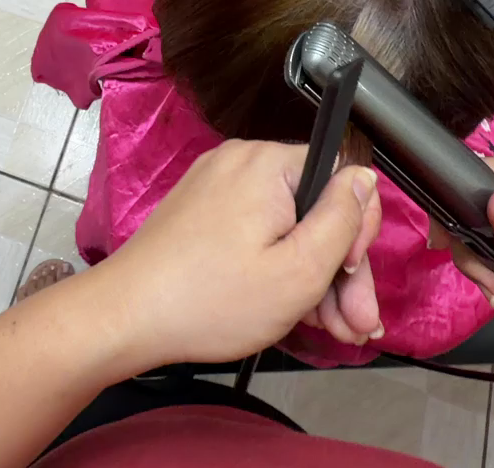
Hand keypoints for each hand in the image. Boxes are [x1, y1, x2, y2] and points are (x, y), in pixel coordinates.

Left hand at [91, 140, 383, 367]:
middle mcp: (242, 161)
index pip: (340, 176)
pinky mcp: (203, 207)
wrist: (129, 314)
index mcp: (267, 162)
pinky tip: (291, 309)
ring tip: (330, 331)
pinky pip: (257, 228)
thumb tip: (364, 176)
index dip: (357, 230)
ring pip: (286, 223)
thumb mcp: (298, 268)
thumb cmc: (213, 298)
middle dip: (340, 268)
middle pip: (313, 206)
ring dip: (312, 275)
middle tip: (355, 325)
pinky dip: (276, 264)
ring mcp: (218, 183)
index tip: (354, 278)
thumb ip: (342, 219)